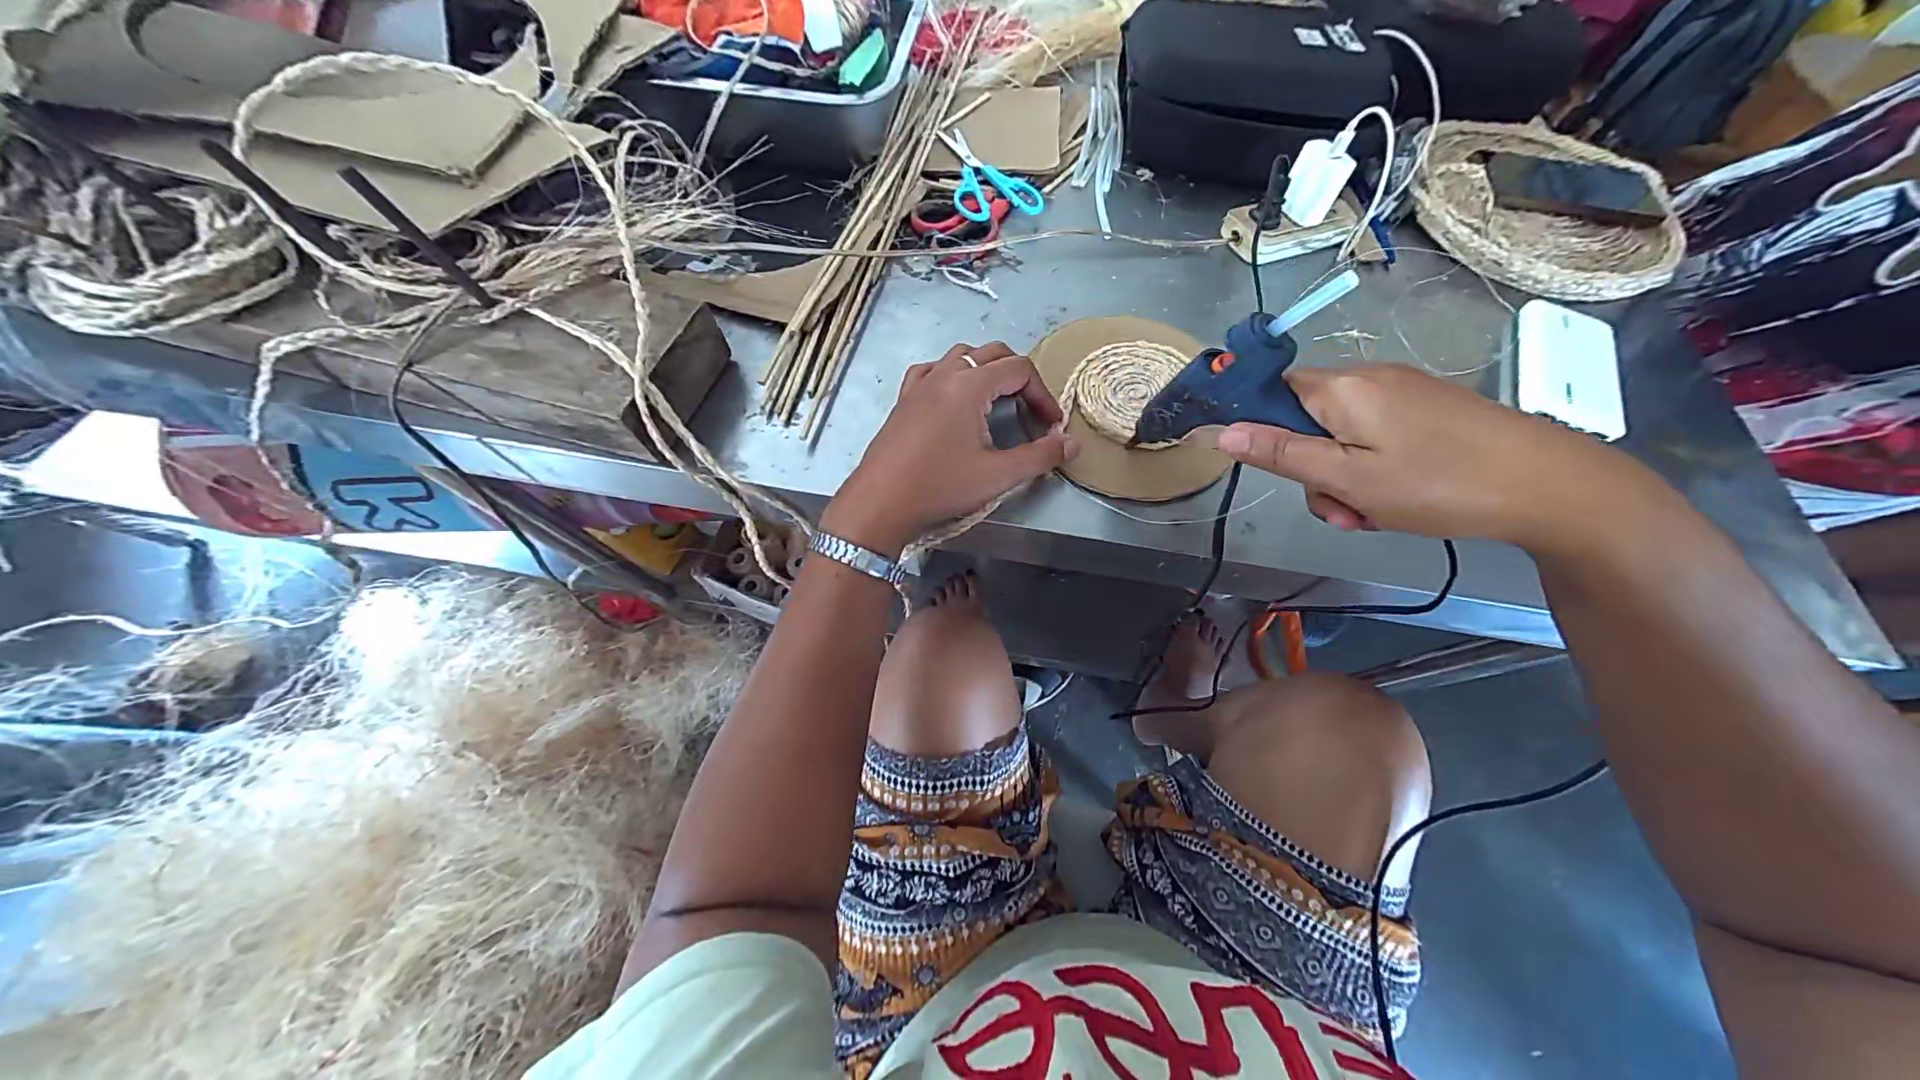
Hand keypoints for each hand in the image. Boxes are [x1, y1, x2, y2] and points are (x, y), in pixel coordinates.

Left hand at [822, 342, 1077, 555]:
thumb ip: (1040, 456)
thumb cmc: (940, 487)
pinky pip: (931, 371)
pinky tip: (954, 399)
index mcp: (969, 384)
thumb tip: (1070, 443)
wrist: (881, 502)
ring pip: (961, 356)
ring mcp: (919, 385)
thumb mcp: (998, 475)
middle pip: (993, 354)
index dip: (1043, 394)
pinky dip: (951, 376)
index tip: (1051, 425)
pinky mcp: (903, 400)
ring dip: (986, 371)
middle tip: (1030, 410)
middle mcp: (944, 374)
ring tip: (997, 402)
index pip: (1019, 369)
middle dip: (1019, 377)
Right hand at [1213, 364, 1660, 551]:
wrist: (1549, 486)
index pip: (1272, 391)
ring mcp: (1403, 392)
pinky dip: (1373, 469)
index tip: (1276, 469)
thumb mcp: (1347, 478)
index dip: (1261, 428)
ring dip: (1343, 477)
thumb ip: (1280, 453)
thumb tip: (1220, 431)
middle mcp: (1369, 377)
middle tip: (1343, 509)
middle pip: (1307, 420)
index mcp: (1341, 388)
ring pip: (1341, 435)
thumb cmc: (1438, 484)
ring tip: (1373, 512)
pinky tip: (1397, 498)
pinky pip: (1375, 436)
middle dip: (1313, 469)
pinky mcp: (1428, 409)